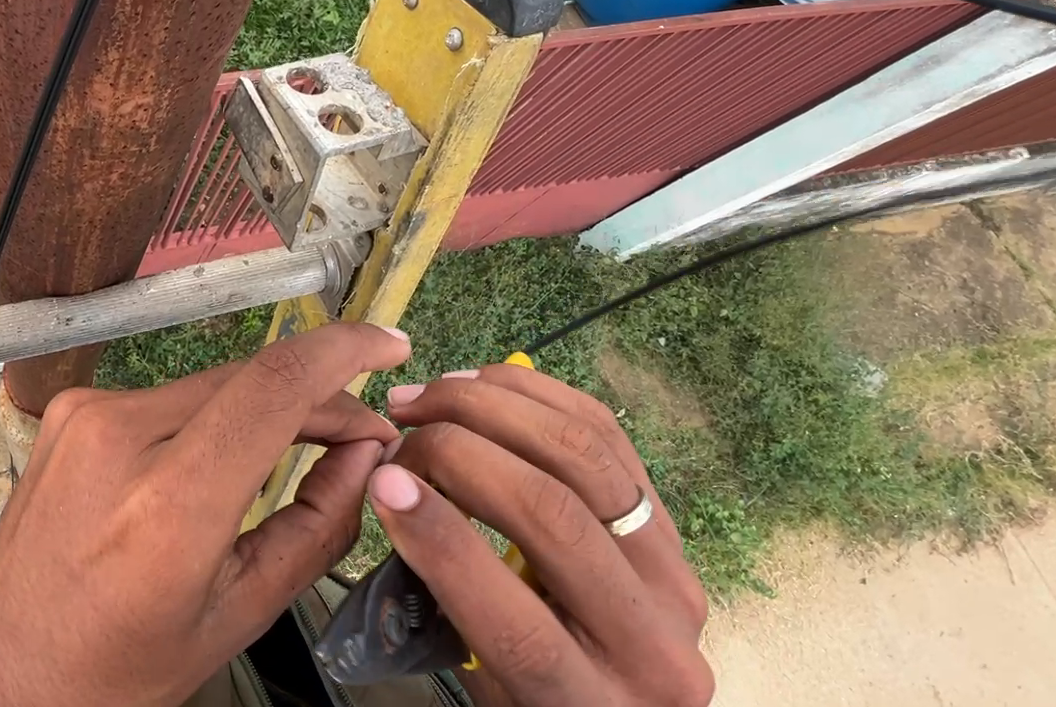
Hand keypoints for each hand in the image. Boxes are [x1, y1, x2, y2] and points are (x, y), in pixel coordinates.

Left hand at [0, 323, 411, 706]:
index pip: (272, 388)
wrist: (0, 664)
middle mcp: (118, 437)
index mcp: (167, 505)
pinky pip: (169, 396)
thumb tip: (364, 453)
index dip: (343, 351)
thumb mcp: (236, 614)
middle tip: (358, 432)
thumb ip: (315, 527)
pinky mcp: (71, 408)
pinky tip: (229, 449)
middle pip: (248, 379)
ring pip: (211, 384)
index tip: (386, 345)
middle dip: (316, 394)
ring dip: (265, 405)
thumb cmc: (118, 665)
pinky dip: (214, 413)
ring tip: (302, 442)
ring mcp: (86, 413)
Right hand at [368, 363, 711, 706]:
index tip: (380, 480)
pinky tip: (476, 381)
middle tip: (397, 430)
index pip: (516, 624)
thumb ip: (437, 593)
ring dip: (488, 404)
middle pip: (553, 513)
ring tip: (422, 396)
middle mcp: (655, 642)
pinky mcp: (671, 521)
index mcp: (592, 706)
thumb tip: (390, 486)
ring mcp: (675, 572)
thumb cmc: (531, 697)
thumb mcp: (477, 678)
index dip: (441, 541)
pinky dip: (532, 392)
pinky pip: (603, 431)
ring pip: (583, 454)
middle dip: (456, 450)